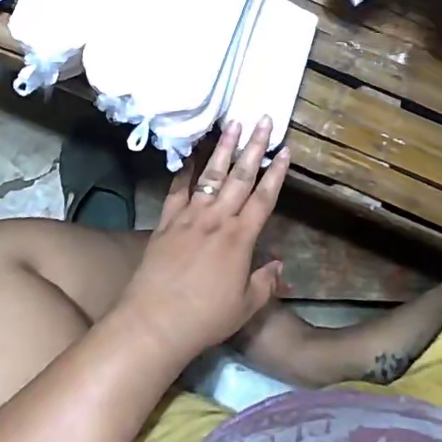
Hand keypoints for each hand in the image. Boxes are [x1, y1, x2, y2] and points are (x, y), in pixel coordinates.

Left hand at [113, 119, 289, 360]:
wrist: (156, 320)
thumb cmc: (205, 318)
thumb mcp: (245, 306)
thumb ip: (265, 283)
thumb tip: (280, 264)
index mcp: (240, 238)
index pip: (264, 198)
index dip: (276, 174)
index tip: (285, 150)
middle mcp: (217, 219)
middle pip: (240, 177)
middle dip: (254, 147)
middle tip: (263, 120)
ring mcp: (190, 216)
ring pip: (211, 175)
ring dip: (223, 148)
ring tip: (233, 124)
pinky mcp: (167, 220)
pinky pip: (178, 189)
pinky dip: (185, 170)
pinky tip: (191, 153)